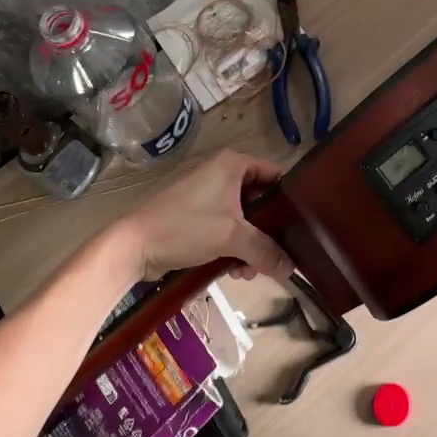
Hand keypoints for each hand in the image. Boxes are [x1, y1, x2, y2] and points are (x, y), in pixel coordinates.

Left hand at [106, 150, 293, 282]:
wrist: (134, 246)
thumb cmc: (185, 227)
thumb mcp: (231, 237)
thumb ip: (265, 250)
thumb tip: (291, 268)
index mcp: (233, 164)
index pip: (274, 175)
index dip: (289, 200)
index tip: (302, 226)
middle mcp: (223, 175)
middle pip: (260, 201)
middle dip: (268, 232)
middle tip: (276, 256)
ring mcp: (209, 197)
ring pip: (244, 220)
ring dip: (251, 246)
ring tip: (251, 271)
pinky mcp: (198, 218)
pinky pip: (227, 230)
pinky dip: (234, 248)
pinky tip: (235, 271)